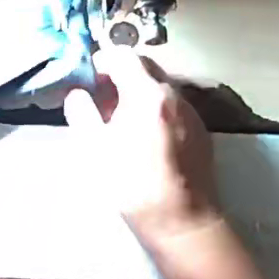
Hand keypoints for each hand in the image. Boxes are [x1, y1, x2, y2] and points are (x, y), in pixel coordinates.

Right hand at [64, 46, 224, 254]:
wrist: (182, 222)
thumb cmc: (132, 184)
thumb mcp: (94, 147)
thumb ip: (82, 112)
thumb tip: (77, 93)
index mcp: (147, 95)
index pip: (124, 56)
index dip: (101, 61)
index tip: (86, 78)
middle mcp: (175, 96)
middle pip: (145, 67)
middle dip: (120, 74)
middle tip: (98, 98)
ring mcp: (192, 113)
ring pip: (160, 87)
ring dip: (137, 92)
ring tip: (118, 119)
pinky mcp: (200, 131)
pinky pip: (172, 107)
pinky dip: (153, 108)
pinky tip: (142, 136)